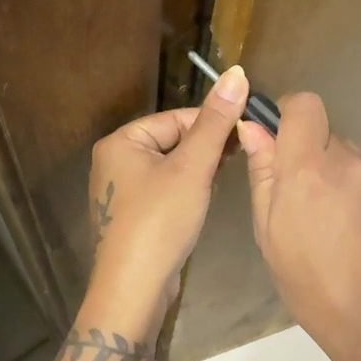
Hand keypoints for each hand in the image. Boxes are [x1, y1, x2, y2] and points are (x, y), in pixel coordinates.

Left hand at [82, 65, 249, 325]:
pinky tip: (206, 201)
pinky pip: (164, 191)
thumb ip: (215, 122)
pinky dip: (187, 192)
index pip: (175, 118)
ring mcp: (120, 191)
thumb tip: (237, 72)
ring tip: (227, 178)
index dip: (212, 123)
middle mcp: (114, 161)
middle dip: (206, 148)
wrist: (134, 289)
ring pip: (170, 167)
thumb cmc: (159, 221)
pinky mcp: (132, 217)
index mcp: (120, 142)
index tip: (246, 132)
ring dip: (199, 171)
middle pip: (172, 141)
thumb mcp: (192, 168)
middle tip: (242, 156)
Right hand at [238, 93, 360, 356]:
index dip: (285, 112)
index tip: (273, 140)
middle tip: (292, 194)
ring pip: (341, 150)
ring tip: (321, 218)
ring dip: (326, 169)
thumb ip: (263, 173)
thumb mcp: (268, 231)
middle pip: (321, 128)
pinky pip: (360, 171)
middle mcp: (347, 161)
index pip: (303, 104)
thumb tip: (253, 129)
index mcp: (308, 169)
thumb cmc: (308, 282)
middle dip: (303, 149)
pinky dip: (347, 186)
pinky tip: (345, 226)